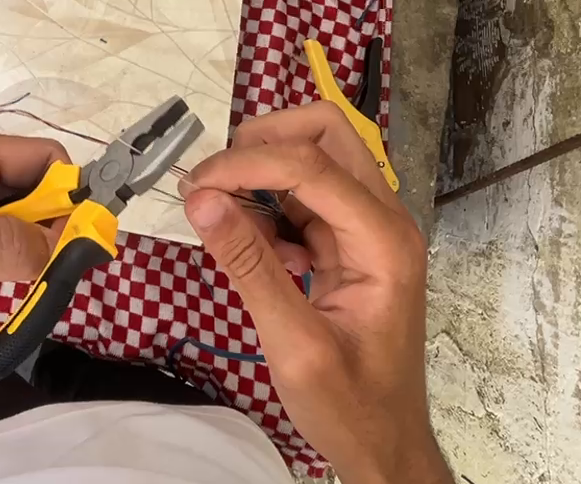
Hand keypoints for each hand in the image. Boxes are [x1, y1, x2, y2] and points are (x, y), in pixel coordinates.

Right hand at [182, 102, 450, 483]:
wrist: (386, 449)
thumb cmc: (350, 408)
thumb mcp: (293, 346)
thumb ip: (248, 266)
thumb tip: (199, 199)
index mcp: (383, 240)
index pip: (311, 164)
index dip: (246, 164)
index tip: (194, 187)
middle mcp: (383, 216)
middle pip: (325, 130)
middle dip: (263, 140)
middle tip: (216, 180)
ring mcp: (367, 222)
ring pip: (312, 150)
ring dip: (261, 168)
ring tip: (228, 217)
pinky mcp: (347, 235)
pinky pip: (302, 188)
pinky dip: (267, 199)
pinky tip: (255, 245)